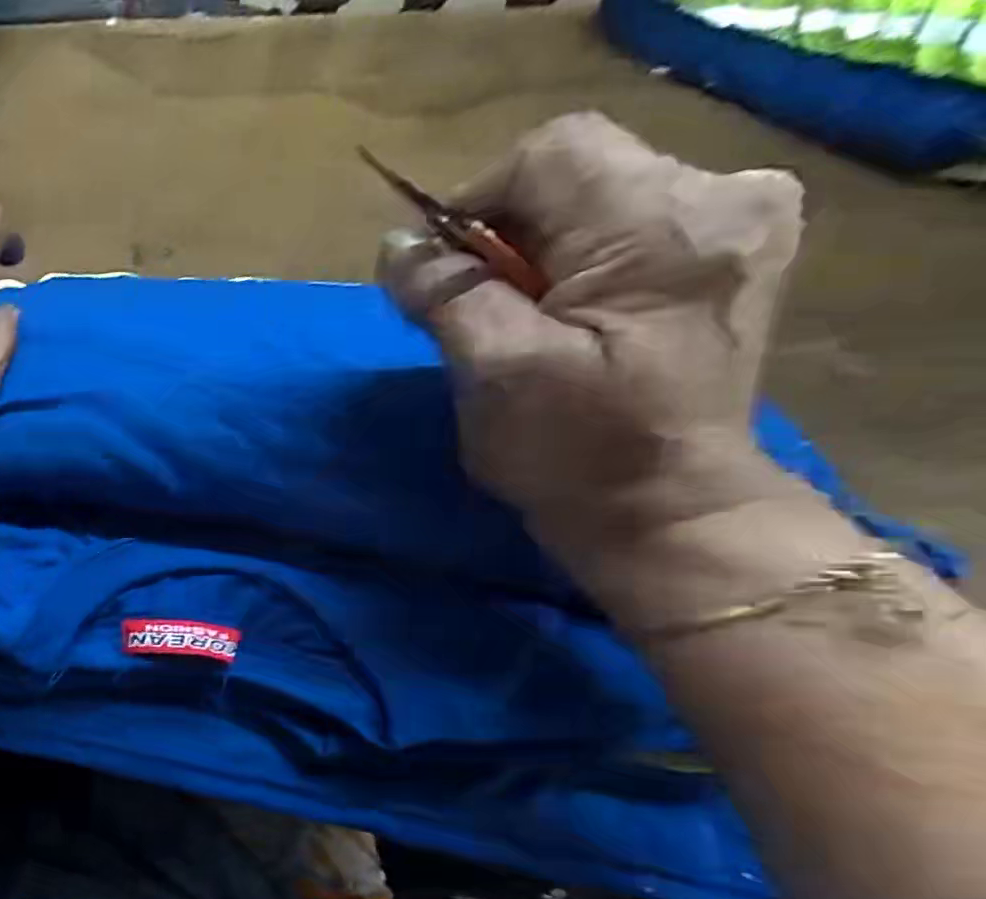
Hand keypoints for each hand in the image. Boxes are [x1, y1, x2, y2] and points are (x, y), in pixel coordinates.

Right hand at [376, 113, 806, 552]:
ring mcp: (735, 221)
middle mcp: (721, 196)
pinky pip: (617, 224)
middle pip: (570, 172)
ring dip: (528, 251)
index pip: (547, 154)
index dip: (473, 204)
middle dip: (501, 235)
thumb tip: (396, 243)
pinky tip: (556, 313)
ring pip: (588, 198)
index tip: (440, 274)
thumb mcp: (494, 371)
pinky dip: (564, 261)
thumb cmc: (575, 450)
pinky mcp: (723, 252)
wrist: (664, 513)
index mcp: (666, 222)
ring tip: (513, 318)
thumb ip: (446, 294)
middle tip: (474, 308)